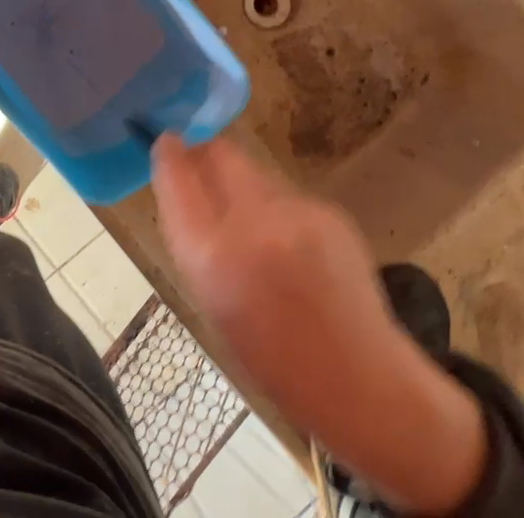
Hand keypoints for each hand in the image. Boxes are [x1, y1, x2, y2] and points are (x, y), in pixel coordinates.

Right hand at [151, 135, 486, 515]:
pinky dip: (277, 208)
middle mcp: (252, 221)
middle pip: (220, 153)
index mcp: (211, 254)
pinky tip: (291, 246)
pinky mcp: (330, 212)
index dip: (168, 155)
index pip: (177, 176)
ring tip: (254, 228)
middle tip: (201, 171)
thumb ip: (193, 239)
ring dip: (242, 185)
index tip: (165, 145)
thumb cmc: (268, 355)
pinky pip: (287, 194)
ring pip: (255, 172)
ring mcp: (298, 212)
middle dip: (206, 155)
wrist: (358, 378)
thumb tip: (183, 188)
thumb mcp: (208, 299)